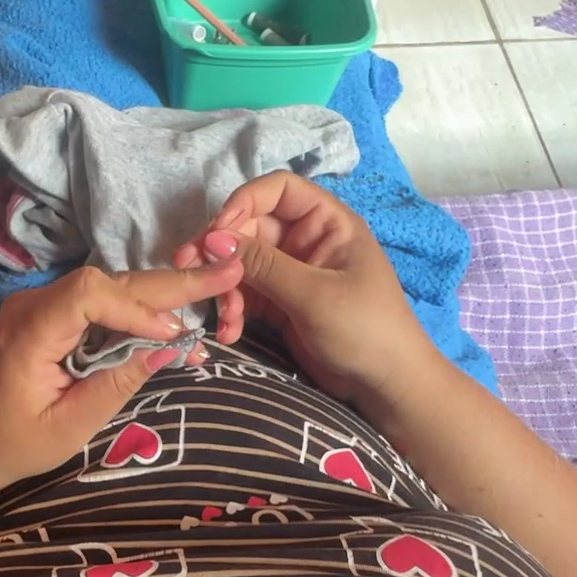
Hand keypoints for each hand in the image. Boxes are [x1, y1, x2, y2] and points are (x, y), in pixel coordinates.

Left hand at [0, 262, 242, 491]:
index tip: (174, 333)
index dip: (137, 307)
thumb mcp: (69, 426)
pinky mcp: (50, 316)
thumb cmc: (13, 445)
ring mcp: (39, 306)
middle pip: (107, 282)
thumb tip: (168, 349)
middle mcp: (31, 306)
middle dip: (168, 285)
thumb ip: (116, 384)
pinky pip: (99, 304)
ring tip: (214, 288)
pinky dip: (138, 313)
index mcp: (28, 332)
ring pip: (109, 288)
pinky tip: (174, 320)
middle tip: (225, 275)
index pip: (89, 294)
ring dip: (160, 295)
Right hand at [173, 170, 437, 418]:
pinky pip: (244, 296)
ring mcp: (290, 273)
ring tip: (223, 320)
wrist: (385, 386)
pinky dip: (232, 311)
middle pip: (249, 229)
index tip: (214, 234)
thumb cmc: (365, 330)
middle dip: (221, 253)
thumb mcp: (313, 295)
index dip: (242, 204)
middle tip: (191, 273)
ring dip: (224, 290)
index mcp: (326, 222)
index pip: (277, 191)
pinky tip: (229, 333)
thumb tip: (211, 238)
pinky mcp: (279, 303)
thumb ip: (262, 264)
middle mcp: (305, 241)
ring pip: (240, 265)